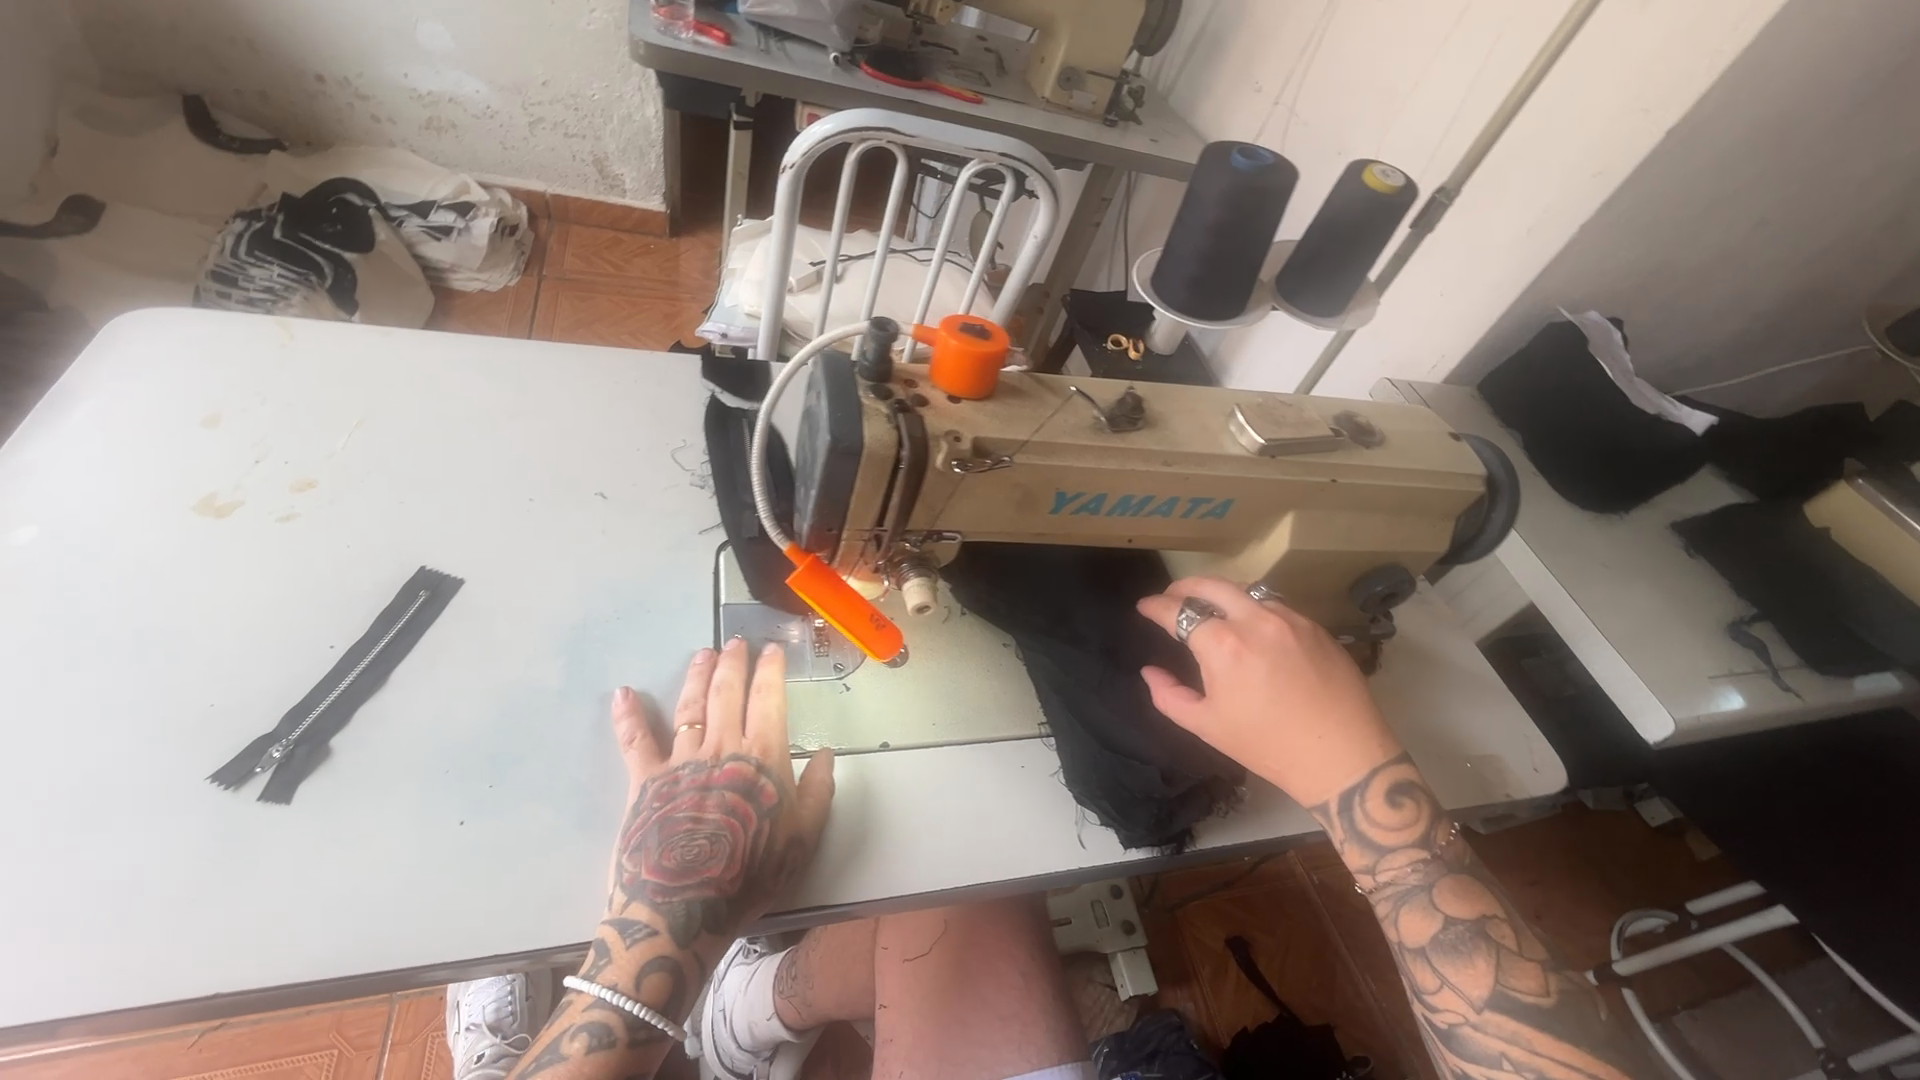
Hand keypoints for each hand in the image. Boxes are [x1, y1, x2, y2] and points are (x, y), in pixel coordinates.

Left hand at [606, 638, 835, 958]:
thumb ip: (817, 790)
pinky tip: (624, 693)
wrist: (683, 909)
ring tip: (702, 654)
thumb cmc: (752, 874)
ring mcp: (680, 760)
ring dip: (696, 675)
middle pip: (726, 691)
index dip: (770, 670)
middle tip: (736, 641)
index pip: (768, 697)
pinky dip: (628, 715)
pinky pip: (634, 740)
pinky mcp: (644, 780)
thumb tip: (823, 753)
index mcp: (762, 754)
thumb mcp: (804, 837)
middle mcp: (721, 745)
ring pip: (689, 706)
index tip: (772, 650)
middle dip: (733, 662)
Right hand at [1136, 577, 1402, 806]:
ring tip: (1210, 608)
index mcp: (1223, 645)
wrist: (1343, 756)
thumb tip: (1150, 672)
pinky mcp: (1316, 627)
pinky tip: (1251, 628)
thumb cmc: (1267, 746)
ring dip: (1221, 594)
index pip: (1178, 611)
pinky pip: (1276, 606)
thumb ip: (1168, 695)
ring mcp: (1290, 620)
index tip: (1144, 607)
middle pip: (1211, 585)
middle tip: (1171, 597)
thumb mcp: (1206, 726)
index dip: (1155, 606)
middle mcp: (1255, 620)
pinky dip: (1253, 608)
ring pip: (1246, 591)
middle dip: (1184, 587)